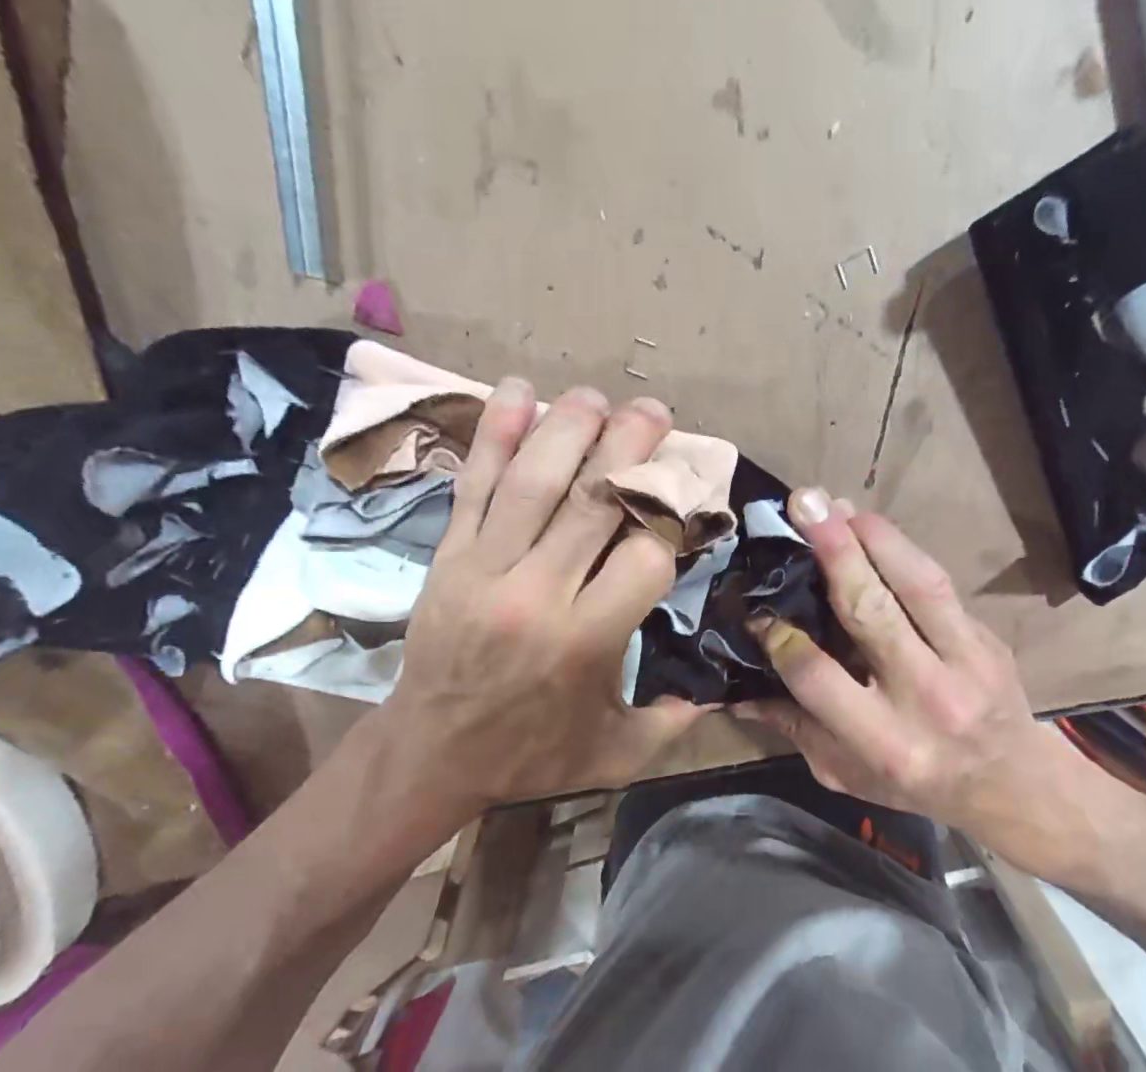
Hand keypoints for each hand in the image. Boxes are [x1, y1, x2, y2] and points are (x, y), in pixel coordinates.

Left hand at [372, 379, 705, 808]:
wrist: (430, 752)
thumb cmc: (529, 753)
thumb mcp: (612, 754)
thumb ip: (669, 724)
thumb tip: (715, 691)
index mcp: (588, 640)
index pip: (646, 553)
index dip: (675, 510)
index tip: (691, 487)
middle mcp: (539, 593)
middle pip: (594, 501)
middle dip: (630, 447)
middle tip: (654, 411)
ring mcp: (487, 568)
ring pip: (534, 482)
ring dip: (568, 428)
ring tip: (595, 395)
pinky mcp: (450, 556)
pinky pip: (473, 487)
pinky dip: (493, 436)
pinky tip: (516, 392)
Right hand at [743, 488, 1114, 867]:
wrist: (1017, 785)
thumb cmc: (917, 783)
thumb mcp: (846, 774)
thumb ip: (795, 729)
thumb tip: (737, 693)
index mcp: (882, 741)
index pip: (817, 676)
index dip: (780, 639)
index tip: (757, 612)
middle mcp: (924, 697)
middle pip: (871, 613)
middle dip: (834, 553)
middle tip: (803, 507)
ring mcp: (964, 662)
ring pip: (916, 585)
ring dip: (873, 537)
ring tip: (837, 505)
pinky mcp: (985, 637)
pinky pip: (938, 584)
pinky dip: (902, 549)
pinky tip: (870, 525)